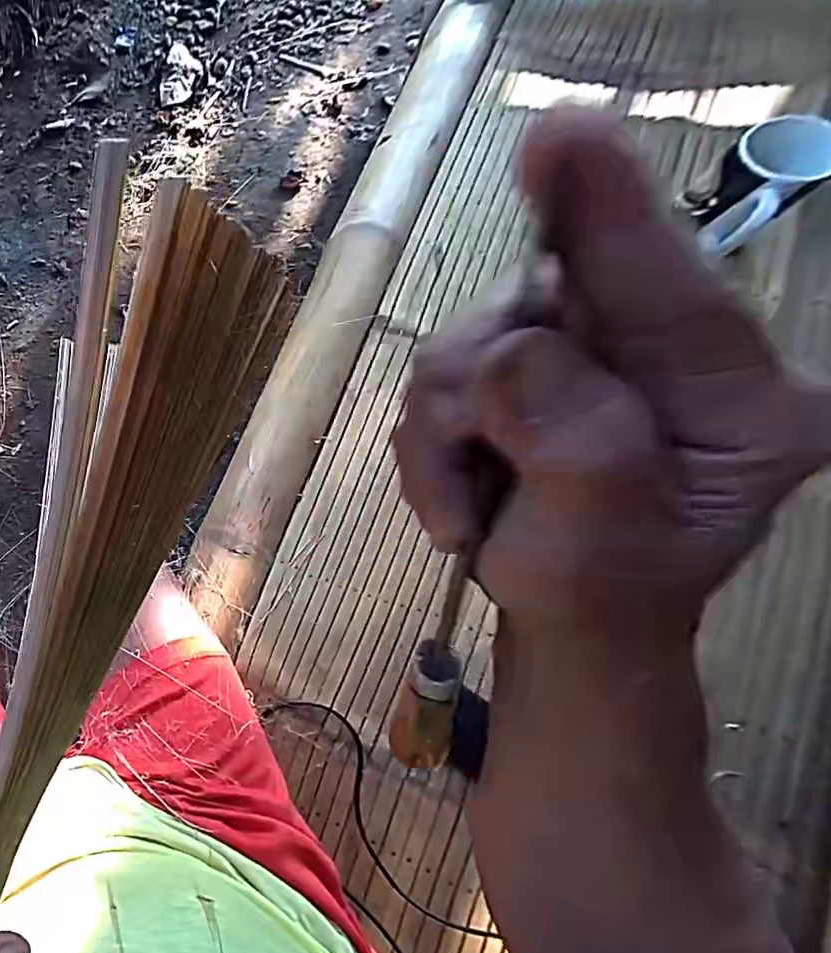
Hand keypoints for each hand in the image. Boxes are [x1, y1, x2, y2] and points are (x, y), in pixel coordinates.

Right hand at [393, 110, 830, 632]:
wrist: (568, 620)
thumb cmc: (601, 589)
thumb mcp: (596, 528)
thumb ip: (570, 434)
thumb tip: (505, 354)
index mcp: (726, 390)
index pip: (662, 282)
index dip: (602, 209)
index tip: (557, 134)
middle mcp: (650, 362)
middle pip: (520, 318)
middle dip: (468, 395)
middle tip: (462, 466)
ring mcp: (576, 375)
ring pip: (459, 358)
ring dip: (437, 435)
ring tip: (460, 504)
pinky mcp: (516, 393)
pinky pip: (435, 393)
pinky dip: (425, 449)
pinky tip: (454, 491)